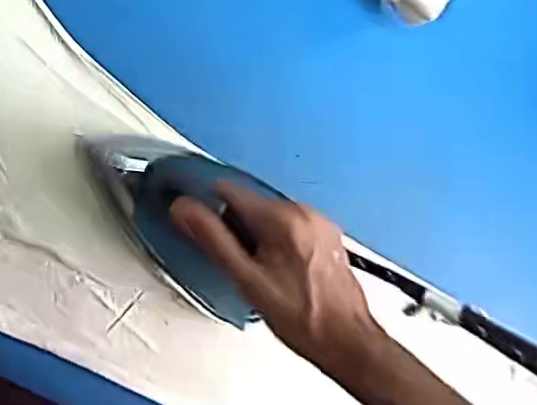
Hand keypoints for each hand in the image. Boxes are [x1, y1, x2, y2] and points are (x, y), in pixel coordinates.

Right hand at [171, 182, 382, 370]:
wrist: (352, 348)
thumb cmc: (306, 321)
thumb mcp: (246, 280)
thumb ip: (211, 238)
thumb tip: (183, 208)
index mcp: (281, 217)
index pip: (225, 189)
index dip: (210, 208)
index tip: (206, 226)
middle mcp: (301, 211)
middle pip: (247, 202)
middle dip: (237, 226)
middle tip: (245, 261)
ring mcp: (317, 221)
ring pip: (266, 212)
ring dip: (257, 233)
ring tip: (266, 268)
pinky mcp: (325, 232)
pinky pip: (286, 221)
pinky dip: (277, 237)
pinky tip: (283, 267)